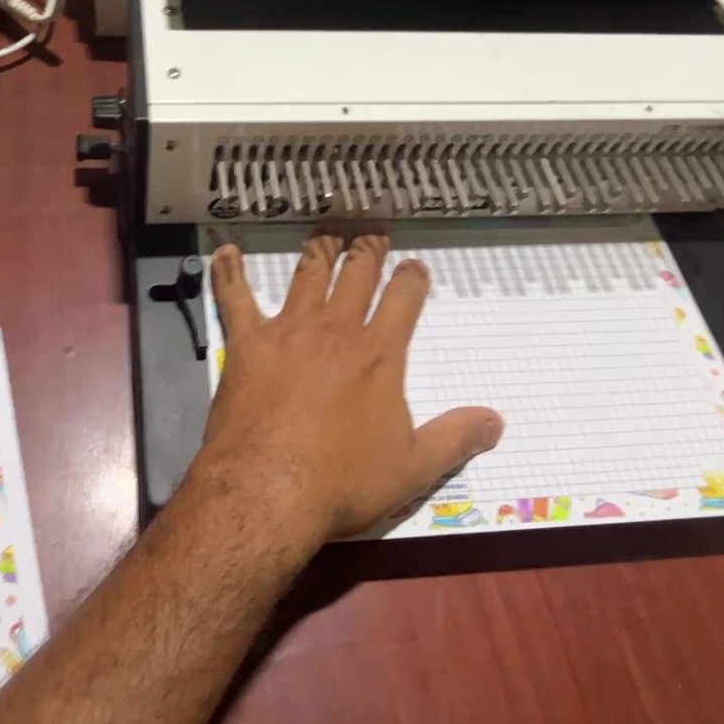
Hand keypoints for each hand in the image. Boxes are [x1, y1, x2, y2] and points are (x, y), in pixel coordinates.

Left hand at [189, 231, 503, 546]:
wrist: (269, 490)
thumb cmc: (343, 482)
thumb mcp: (413, 468)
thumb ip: (455, 439)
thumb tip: (497, 420)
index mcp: (379, 355)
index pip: (402, 300)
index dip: (411, 279)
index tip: (413, 266)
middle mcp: (336, 331)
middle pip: (356, 275)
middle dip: (367, 251)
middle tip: (371, 234)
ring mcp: (289, 332)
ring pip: (307, 275)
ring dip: (319, 251)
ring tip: (325, 233)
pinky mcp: (247, 343)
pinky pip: (235, 298)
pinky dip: (229, 272)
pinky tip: (226, 252)